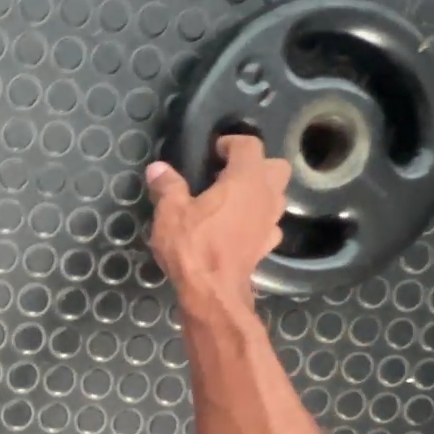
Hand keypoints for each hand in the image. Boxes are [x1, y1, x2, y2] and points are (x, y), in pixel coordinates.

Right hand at [145, 135, 291, 311]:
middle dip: (256, 165)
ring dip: (259, 192)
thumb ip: (167, 187)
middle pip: (275, 167)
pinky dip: (256, 220)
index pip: (249, 146)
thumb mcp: (170, 213)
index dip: (232, 143)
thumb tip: (158, 168)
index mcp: (245, 179)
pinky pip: (268, 223)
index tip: (215, 149)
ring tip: (231, 202)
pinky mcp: (267, 244)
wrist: (212, 290)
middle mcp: (266, 195)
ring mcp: (270, 220)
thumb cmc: (192, 246)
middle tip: (228, 175)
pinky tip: (237, 229)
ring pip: (276, 195)